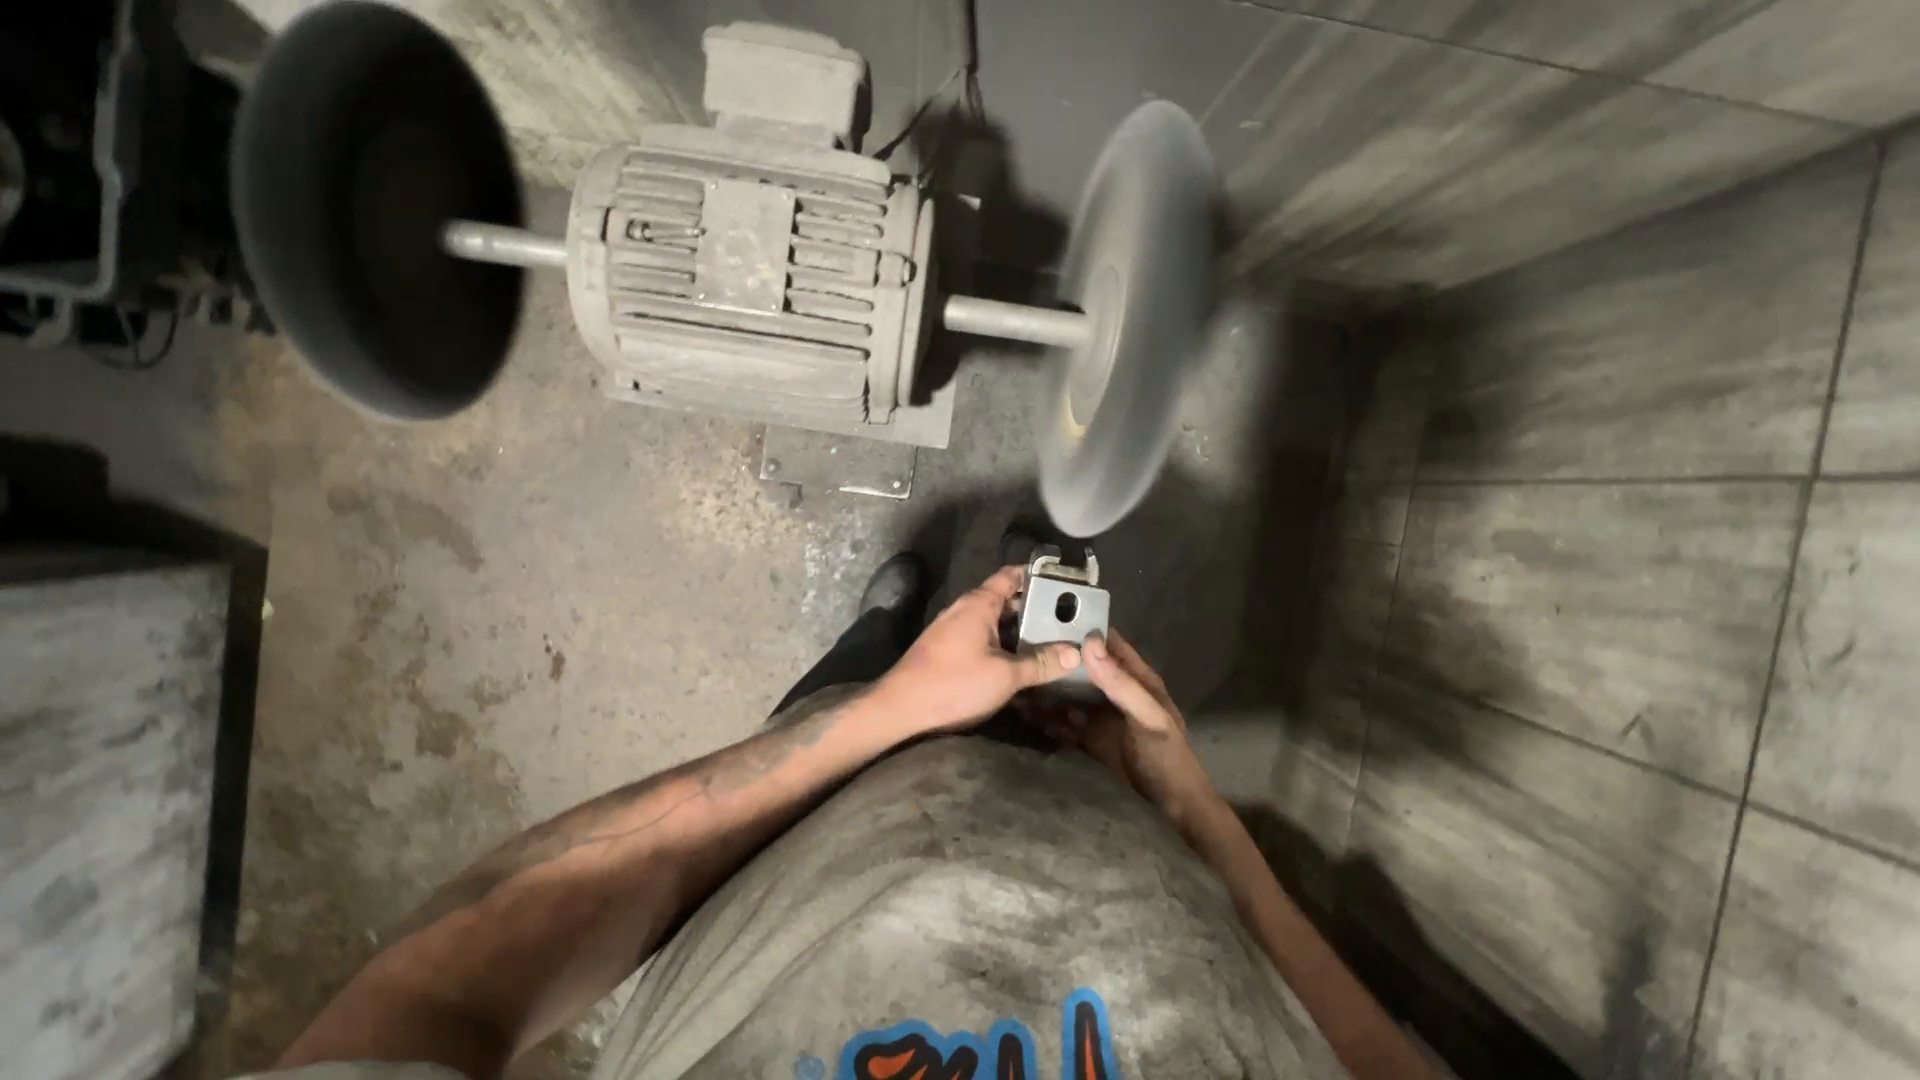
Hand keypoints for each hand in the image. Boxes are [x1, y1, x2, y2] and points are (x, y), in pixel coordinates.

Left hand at [874, 565, 1081, 733]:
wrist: (900, 708)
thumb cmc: (954, 684)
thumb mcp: (1005, 676)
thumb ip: (1041, 663)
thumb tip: (1077, 653)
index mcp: (979, 604)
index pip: (1011, 575)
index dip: (1038, 575)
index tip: (1066, 583)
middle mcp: (965, 609)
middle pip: (1006, 599)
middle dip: (1036, 608)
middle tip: (1069, 618)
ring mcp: (954, 629)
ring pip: (995, 621)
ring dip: (1020, 630)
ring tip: (1054, 640)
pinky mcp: (948, 649)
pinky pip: (983, 637)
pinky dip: (1003, 643)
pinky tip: (1022, 661)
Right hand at [1031, 630, 1217, 819]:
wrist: (1172, 804)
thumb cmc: (1167, 755)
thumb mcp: (1147, 716)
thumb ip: (1120, 683)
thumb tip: (1089, 643)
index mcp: (1134, 677)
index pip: (1105, 642)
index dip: (1080, 627)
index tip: (1044, 616)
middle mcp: (1113, 690)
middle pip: (1079, 667)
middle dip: (1053, 659)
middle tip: (1015, 651)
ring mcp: (1098, 714)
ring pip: (1066, 695)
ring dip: (1044, 691)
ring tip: (1013, 684)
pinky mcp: (1087, 738)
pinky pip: (1062, 723)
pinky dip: (1044, 719)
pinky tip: (1022, 714)